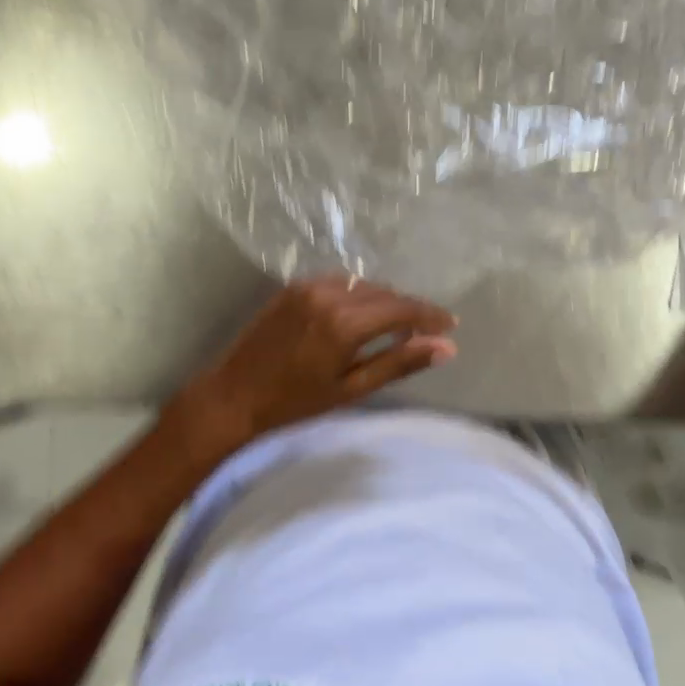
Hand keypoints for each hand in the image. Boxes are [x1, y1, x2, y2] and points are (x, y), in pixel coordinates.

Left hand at [174, 277, 458, 446]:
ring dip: (383, 301)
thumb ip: (398, 363)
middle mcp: (328, 294)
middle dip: (408, 309)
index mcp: (344, 323)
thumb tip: (446, 348)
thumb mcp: (351, 389)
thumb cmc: (293, 402)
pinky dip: (358, 295)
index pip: (401, 308)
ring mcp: (307, 286)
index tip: (450, 325)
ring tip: (396, 328)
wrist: (234, 394)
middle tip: (425, 333)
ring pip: (362, 285)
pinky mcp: (293, 287)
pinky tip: (362, 317)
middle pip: (384, 293)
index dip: (430, 315)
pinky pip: (339, 283)